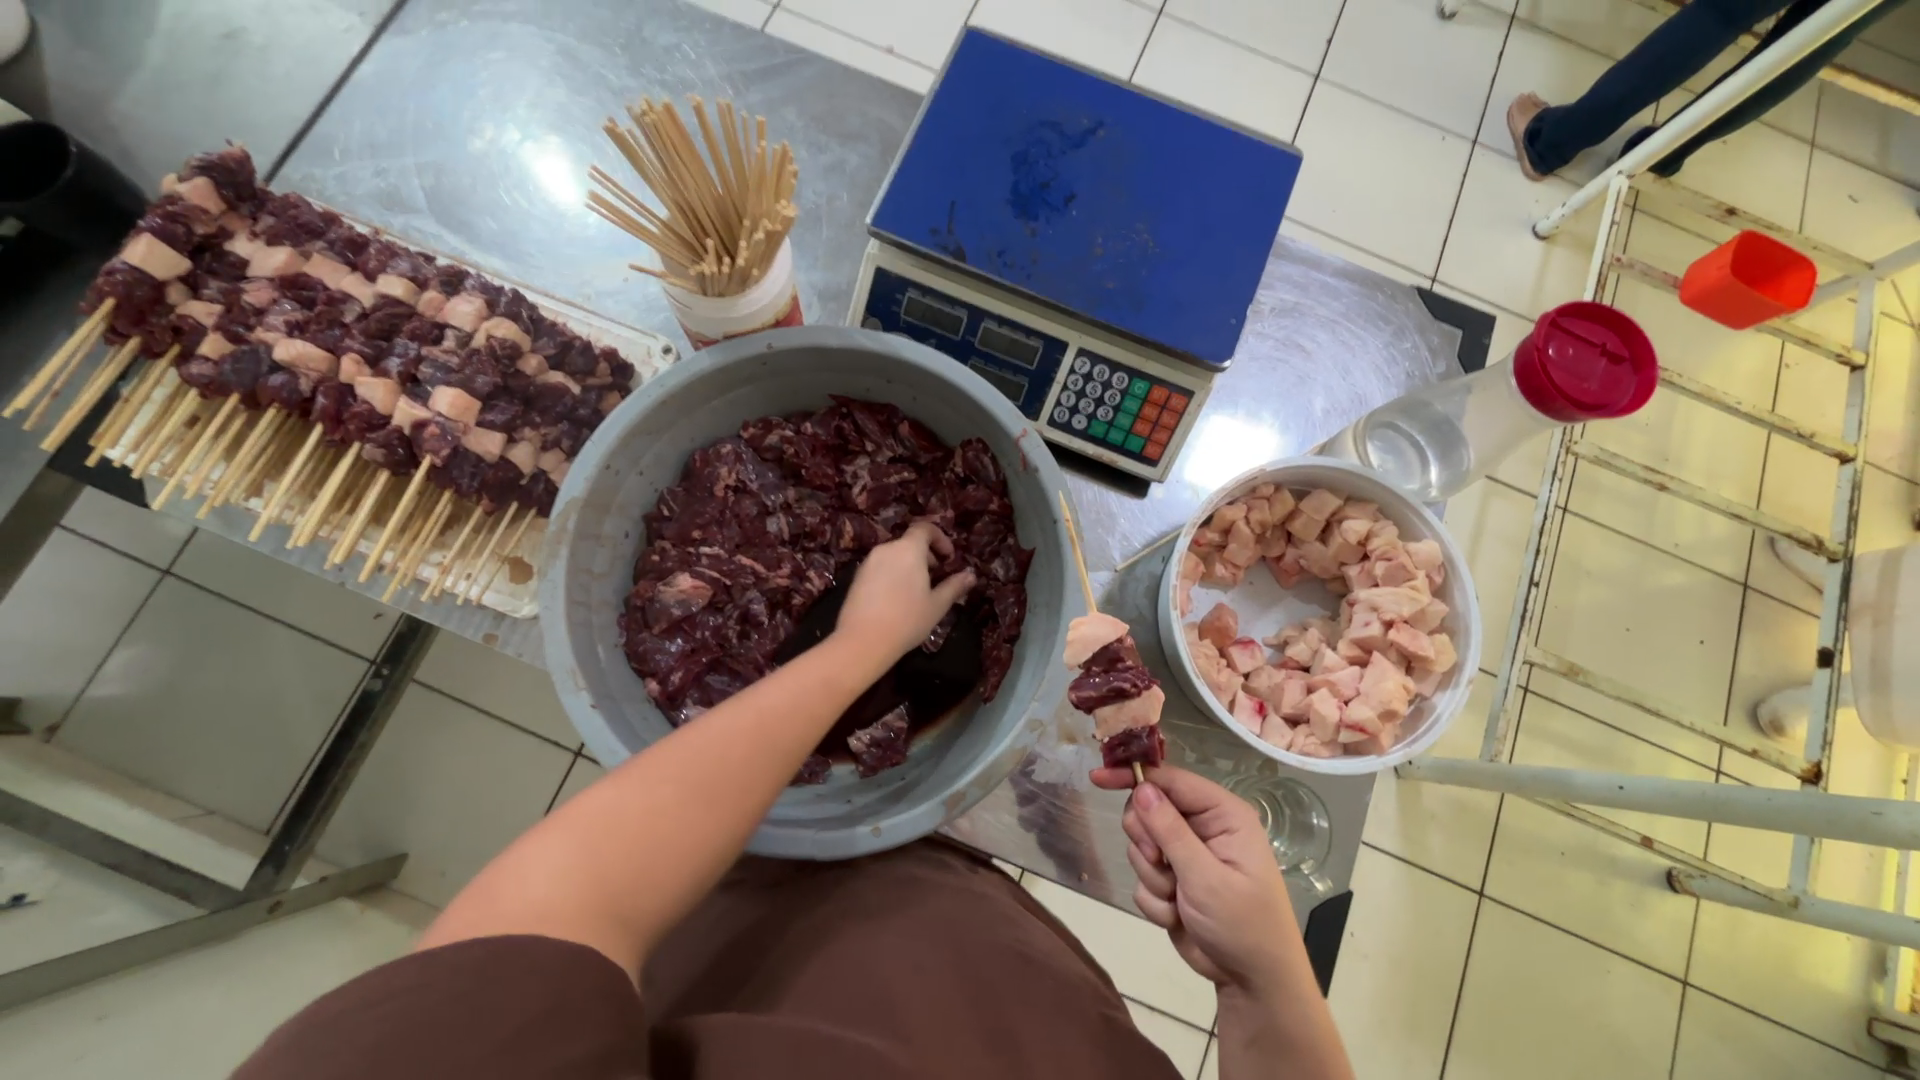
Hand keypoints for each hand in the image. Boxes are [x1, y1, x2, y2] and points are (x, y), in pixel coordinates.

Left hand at [834, 522, 976, 660]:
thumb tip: (971, 575)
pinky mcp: (857, 577)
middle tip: (936, 577)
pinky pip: (880, 567)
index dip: (940, 539)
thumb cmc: (907, 620)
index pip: (925, 529)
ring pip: (894, 556)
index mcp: (908, 550)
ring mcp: (868, 562)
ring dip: (909, 566)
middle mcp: (887, 549)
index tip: (948, 559)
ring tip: (917, 592)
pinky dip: (893, 574)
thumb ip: (954, 586)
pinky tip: (897, 600)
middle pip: (909, 542)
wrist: (863, 640)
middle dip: (926, 555)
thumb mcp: (937, 605)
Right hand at [1090, 765, 1296, 993]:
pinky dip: (1154, 899)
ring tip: (1178, 899)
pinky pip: (1142, 876)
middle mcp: (1203, 828)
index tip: (1098, 778)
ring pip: (1141, 846)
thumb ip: (1170, 831)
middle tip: (1160, 864)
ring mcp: (1186, 855)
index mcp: (1222, 814)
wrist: (1252, 983)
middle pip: (1148, 810)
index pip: (1170, 779)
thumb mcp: (1206, 878)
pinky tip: (1177, 916)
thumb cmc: (1242, 924)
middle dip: (1146, 841)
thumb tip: (1141, 788)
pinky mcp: (1172, 881)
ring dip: (1153, 876)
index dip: (1134, 776)